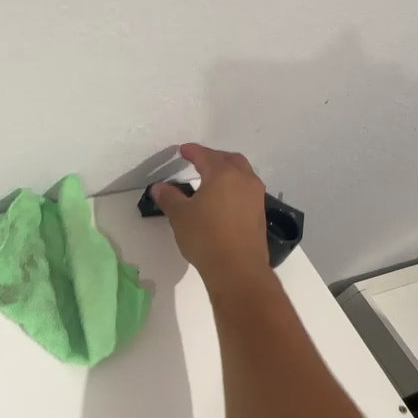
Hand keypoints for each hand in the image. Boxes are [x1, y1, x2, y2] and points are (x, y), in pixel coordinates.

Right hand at [150, 143, 272, 295]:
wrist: (237, 268)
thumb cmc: (205, 237)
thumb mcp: (180, 216)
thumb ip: (169, 197)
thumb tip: (159, 187)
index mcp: (222, 174)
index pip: (206, 155)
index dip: (193, 151)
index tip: (183, 150)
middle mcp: (243, 179)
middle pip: (229, 159)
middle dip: (214, 157)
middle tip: (200, 161)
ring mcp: (255, 196)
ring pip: (242, 173)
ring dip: (228, 170)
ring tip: (213, 178)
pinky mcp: (259, 212)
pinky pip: (246, 189)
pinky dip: (234, 186)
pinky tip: (224, 198)